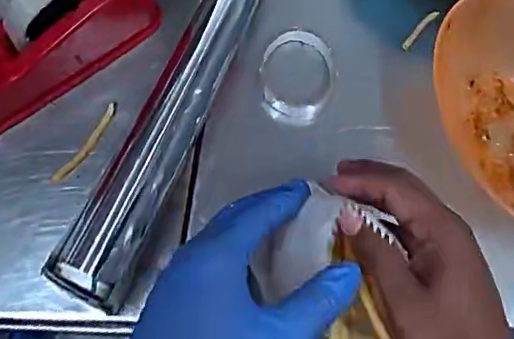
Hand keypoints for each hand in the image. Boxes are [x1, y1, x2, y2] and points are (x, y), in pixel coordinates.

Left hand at [133, 180, 359, 338]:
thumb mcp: (277, 338)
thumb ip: (314, 303)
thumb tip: (348, 273)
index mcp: (218, 253)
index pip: (257, 211)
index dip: (284, 199)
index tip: (306, 190)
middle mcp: (193, 255)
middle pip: (234, 217)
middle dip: (264, 208)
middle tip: (293, 207)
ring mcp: (174, 277)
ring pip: (215, 237)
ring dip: (245, 230)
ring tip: (273, 238)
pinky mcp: (166, 301)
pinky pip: (203, 259)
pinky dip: (228, 253)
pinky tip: (243, 277)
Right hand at [330, 159, 512, 338]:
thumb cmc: (445, 336)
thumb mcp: (405, 300)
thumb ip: (376, 252)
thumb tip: (346, 213)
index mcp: (442, 226)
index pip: (397, 187)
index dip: (362, 179)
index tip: (330, 181)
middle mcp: (448, 224)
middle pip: (406, 186)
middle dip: (370, 177)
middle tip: (337, 176)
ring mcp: (451, 241)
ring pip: (410, 203)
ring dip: (378, 194)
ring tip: (347, 192)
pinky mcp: (449, 258)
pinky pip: (414, 223)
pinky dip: (388, 215)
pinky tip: (370, 222)